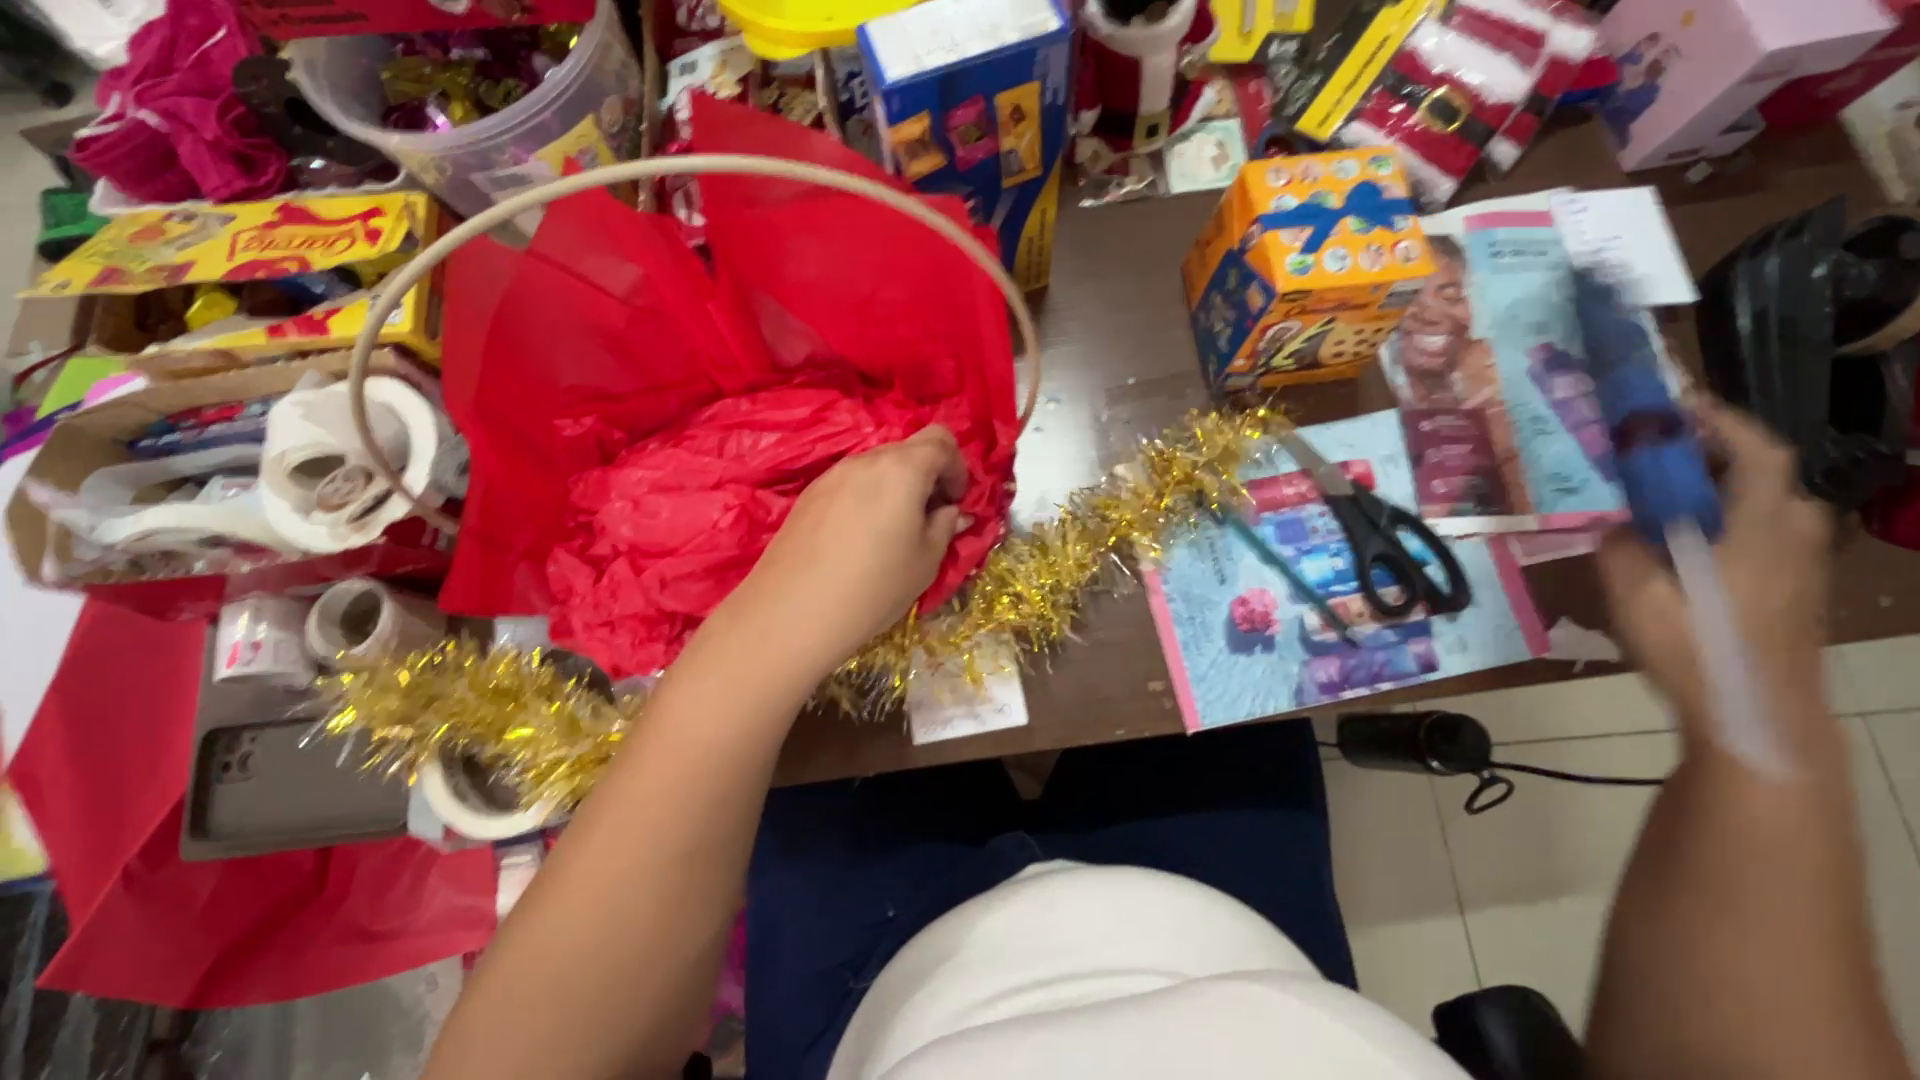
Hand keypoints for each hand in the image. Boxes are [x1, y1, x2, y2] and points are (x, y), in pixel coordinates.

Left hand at [710, 425, 969, 681]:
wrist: (793, 612)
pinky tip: (860, 540)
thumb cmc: (873, 587)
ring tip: (893, 533)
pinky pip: (851, 484)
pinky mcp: (809, 495)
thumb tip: (950, 511)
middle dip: (927, 477)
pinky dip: (867, 498)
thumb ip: (945, 525)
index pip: (941, 440)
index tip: (955, 503)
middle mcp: (866, 459)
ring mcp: (832, 474)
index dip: (957, 468)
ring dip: (896, 488)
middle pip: (908, 450)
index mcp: (902, 468)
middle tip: (929, 519)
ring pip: (877, 467)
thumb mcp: (926, 561)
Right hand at [1598, 401, 1832, 741]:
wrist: (1759, 717)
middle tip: (1649, 458)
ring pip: (1757, 507)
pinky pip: (1757, 535)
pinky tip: (1679, 547)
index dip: (1719, 420)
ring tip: (1656, 500)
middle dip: (1705, 457)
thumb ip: (1619, 547)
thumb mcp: (1636, 595)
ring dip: (1711, 492)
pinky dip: (1721, 522)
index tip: (1672, 406)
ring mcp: (1800, 564)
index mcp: (1763, 525)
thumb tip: (1615, 525)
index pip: (1757, 449)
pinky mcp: (1794, 590)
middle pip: (1757, 476)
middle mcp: (1794, 534)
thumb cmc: (1699, 649)